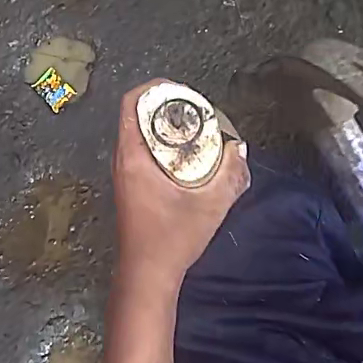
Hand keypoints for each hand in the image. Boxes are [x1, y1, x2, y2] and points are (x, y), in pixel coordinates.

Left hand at [110, 81, 248, 298]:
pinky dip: (161, 142)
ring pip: (138, 132)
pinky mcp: (130, 184)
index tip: (181, 90)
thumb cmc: (170, 240)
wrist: (146, 274)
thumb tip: (239, 149)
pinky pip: (142, 149)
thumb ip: (228, 175)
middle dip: (164, 104)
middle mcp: (122, 159)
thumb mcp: (208, 206)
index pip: (131, 104)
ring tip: (194, 126)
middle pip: (136, 114)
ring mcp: (124, 172)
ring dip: (163, 124)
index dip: (154, 88)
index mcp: (132, 156)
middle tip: (194, 107)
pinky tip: (186, 154)